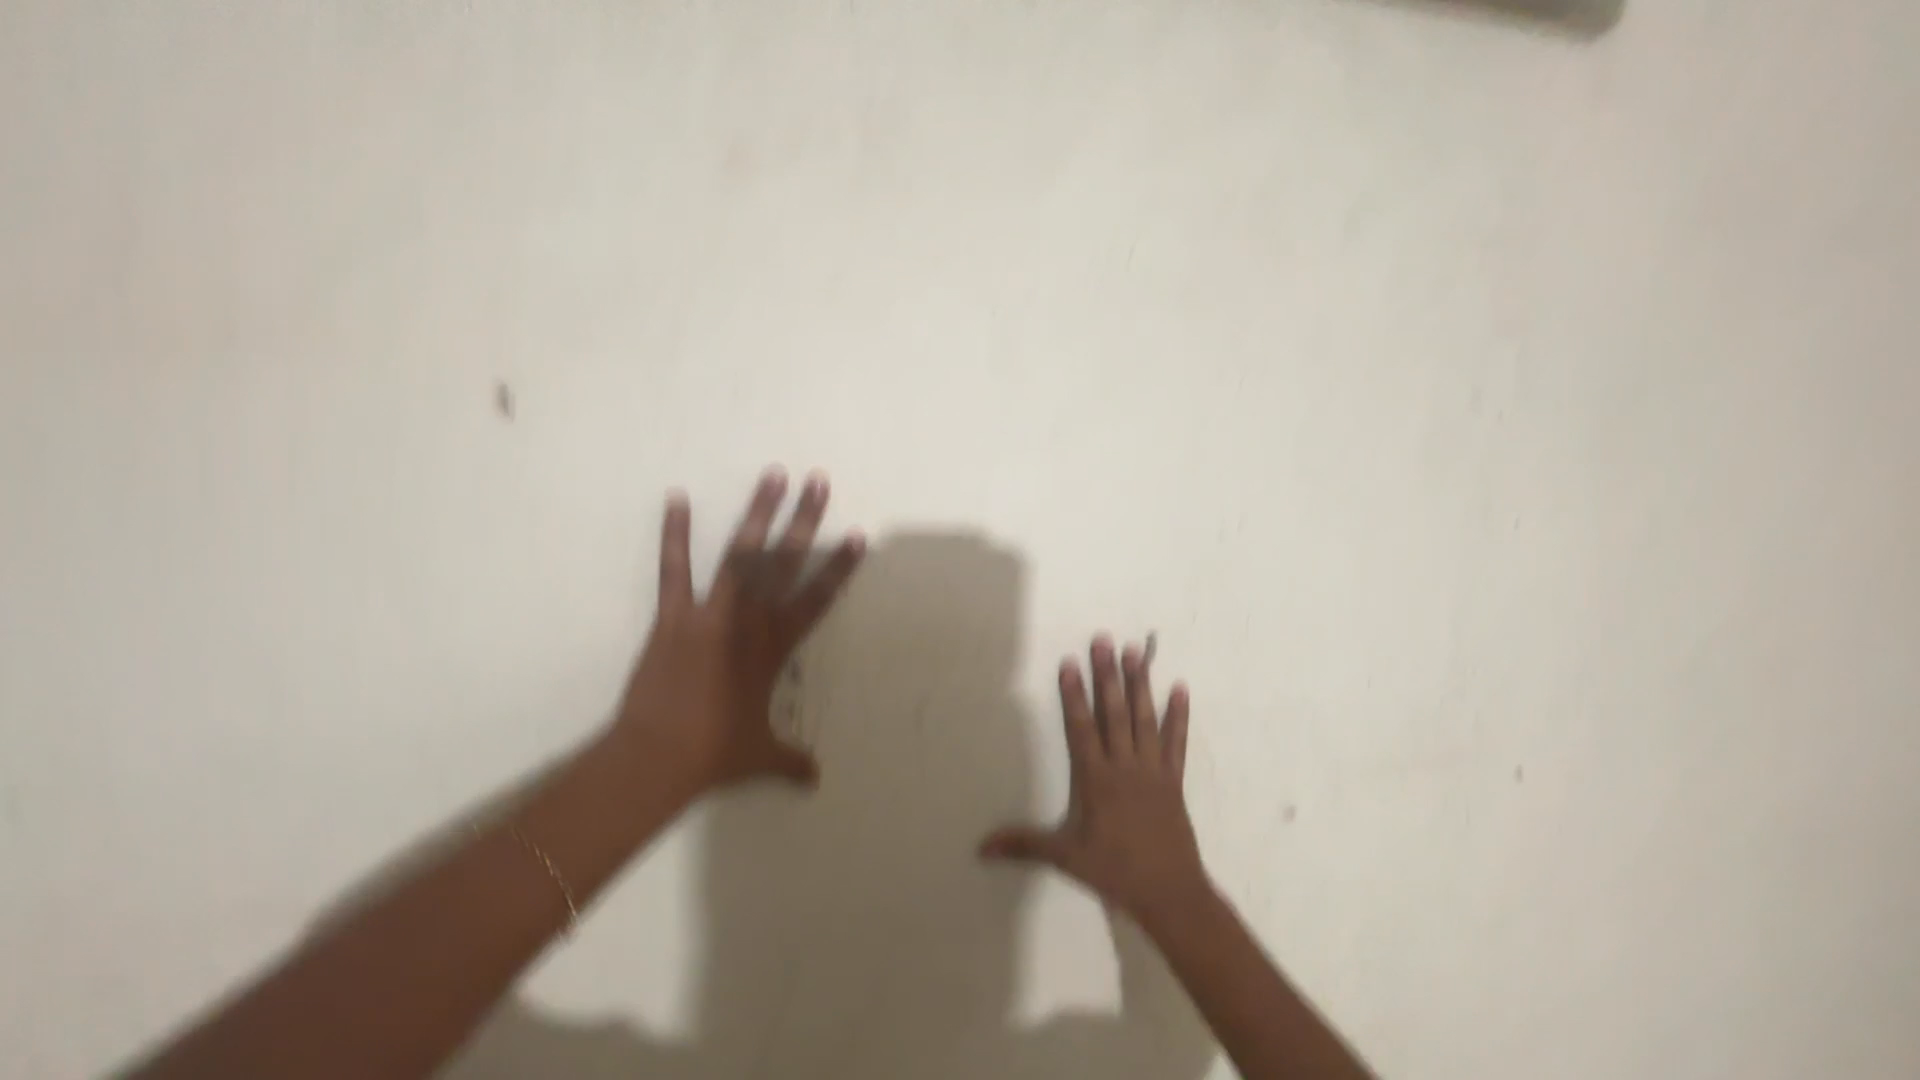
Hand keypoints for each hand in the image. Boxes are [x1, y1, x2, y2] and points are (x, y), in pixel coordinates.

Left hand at [612, 467, 864, 797]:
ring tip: (773, 475)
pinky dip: (675, 534)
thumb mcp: (761, 757)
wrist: (659, 757)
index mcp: (776, 648)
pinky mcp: (673, 616)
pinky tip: (677, 498)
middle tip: (818, 481)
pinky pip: (674, 569)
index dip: (840, 568)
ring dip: (757, 512)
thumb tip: (816, 779)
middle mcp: (750, 621)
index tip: (857, 536)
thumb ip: (792, 761)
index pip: (818, 599)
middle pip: (784, 562)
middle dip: (804, 519)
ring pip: (740, 554)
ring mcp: (711, 614)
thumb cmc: (716, 754)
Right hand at [981, 635, 1211, 924]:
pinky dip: (1178, 716)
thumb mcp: (1065, 857)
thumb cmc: (1114, 872)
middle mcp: (1125, 767)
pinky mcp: (1174, 780)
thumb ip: (1024, 845)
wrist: (1170, 893)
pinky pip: (1176, 742)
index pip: (1081, 729)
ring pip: (1145, 720)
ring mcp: (1153, 771)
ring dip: (1140, 684)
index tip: (1070, 663)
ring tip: (1137, 651)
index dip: (1074, 696)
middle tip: (1104, 640)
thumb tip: (981, 847)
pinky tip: (1180, 689)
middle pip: (1114, 714)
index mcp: (1097, 780)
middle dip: (1108, 676)